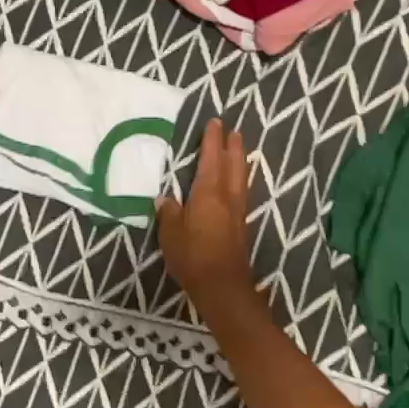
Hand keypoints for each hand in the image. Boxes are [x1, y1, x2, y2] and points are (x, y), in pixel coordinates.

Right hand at [156, 119, 255, 306]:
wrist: (222, 285)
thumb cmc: (192, 255)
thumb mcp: (170, 232)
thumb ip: (169, 212)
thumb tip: (166, 198)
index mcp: (208, 192)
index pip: (211, 158)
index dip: (212, 140)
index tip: (214, 122)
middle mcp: (227, 196)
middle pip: (233, 164)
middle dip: (233, 146)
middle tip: (233, 130)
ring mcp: (237, 211)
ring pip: (241, 178)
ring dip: (241, 161)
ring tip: (240, 150)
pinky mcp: (241, 226)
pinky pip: (242, 193)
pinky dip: (240, 180)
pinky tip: (237, 183)